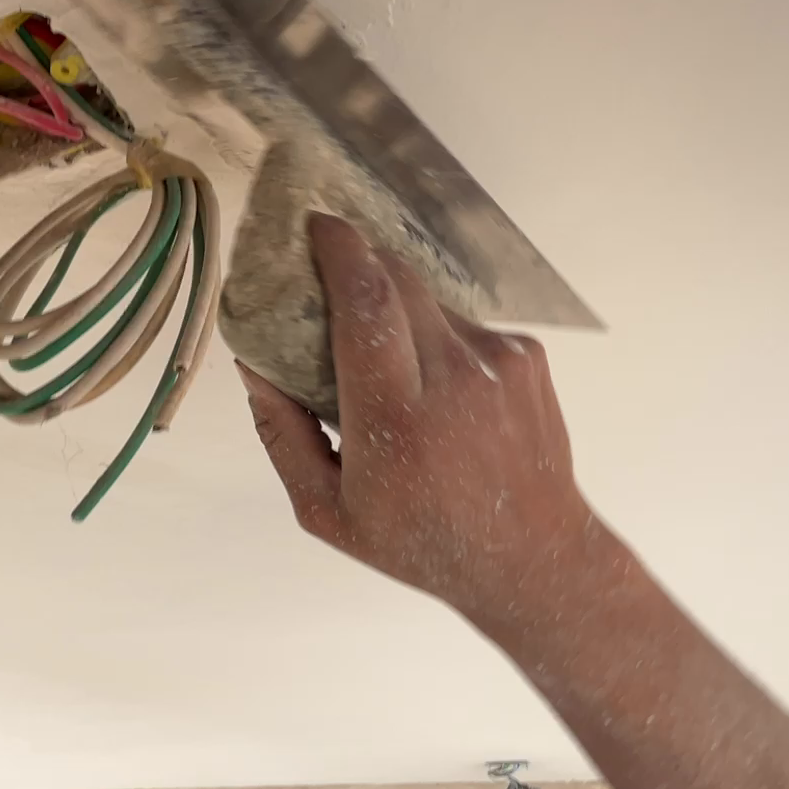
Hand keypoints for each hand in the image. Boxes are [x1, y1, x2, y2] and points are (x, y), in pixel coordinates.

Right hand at [241, 214, 595, 621]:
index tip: (313, 228)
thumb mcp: (325, 510)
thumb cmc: (417, 540)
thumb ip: (282, 433)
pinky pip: (458, 318)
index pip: (367, 306)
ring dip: (392, 300)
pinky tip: (430, 376)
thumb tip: (253, 365)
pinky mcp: (525, 355)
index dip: (339, 253)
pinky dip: (429, 328)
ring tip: (379, 342)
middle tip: (327, 265)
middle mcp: (454, 377)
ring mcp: (498, 360)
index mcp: (398, 419)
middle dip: (358, 258)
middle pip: (397, 279)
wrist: (535, 560)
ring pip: (427, 295)